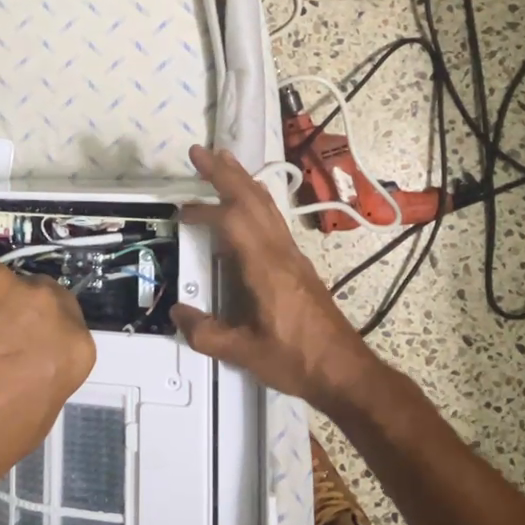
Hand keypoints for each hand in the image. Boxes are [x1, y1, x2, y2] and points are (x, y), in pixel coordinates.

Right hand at [171, 145, 378, 407]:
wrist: (347, 372)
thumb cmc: (297, 360)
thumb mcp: (245, 353)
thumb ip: (206, 334)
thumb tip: (177, 313)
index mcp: (265, 268)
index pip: (233, 221)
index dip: (206, 210)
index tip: (182, 212)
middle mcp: (281, 253)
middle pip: (252, 200)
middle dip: (225, 173)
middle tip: (199, 152)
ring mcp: (293, 256)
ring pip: (267, 205)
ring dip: (243, 180)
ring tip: (223, 160)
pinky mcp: (298, 265)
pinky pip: (274, 219)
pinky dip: (256, 199)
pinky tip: (249, 201)